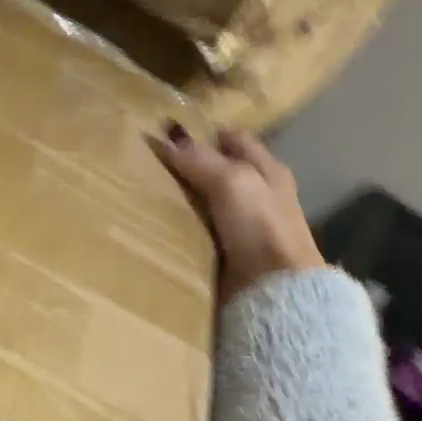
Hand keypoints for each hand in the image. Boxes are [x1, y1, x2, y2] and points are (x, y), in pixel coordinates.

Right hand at [151, 124, 325, 303]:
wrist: (273, 287)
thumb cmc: (260, 227)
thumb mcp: (232, 183)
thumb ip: (202, 161)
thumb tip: (170, 136)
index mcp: (268, 171)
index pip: (237, 142)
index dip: (209, 134)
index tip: (175, 133)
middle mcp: (259, 196)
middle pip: (223, 173)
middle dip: (194, 167)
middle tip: (153, 164)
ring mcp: (244, 228)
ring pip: (210, 204)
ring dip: (186, 201)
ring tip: (148, 197)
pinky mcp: (229, 256)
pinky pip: (201, 234)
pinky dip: (184, 229)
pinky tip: (161, 230)